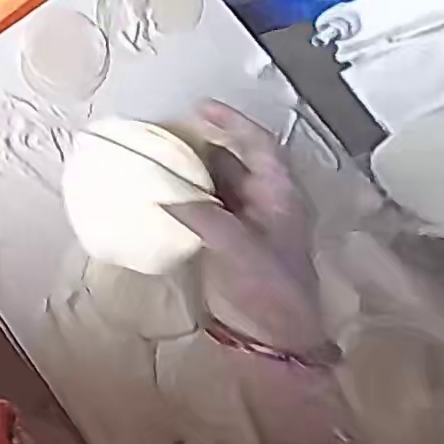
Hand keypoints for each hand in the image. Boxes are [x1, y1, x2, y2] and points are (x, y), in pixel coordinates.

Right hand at [167, 100, 328, 356]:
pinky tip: (164, 188)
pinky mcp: (227, 235)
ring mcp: (245, 218)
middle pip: (235, 158)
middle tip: (172, 131)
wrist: (274, 336)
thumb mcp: (239, 248)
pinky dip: (186, 191)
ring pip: (218, 179)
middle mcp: (263, 199)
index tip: (201, 108)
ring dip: (194, 166)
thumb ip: (203, 217)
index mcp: (279, 194)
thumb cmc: (271, 288)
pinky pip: (205, 202)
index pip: (259, 145)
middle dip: (206, 141)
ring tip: (163, 154)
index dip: (233, 123)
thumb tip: (165, 194)